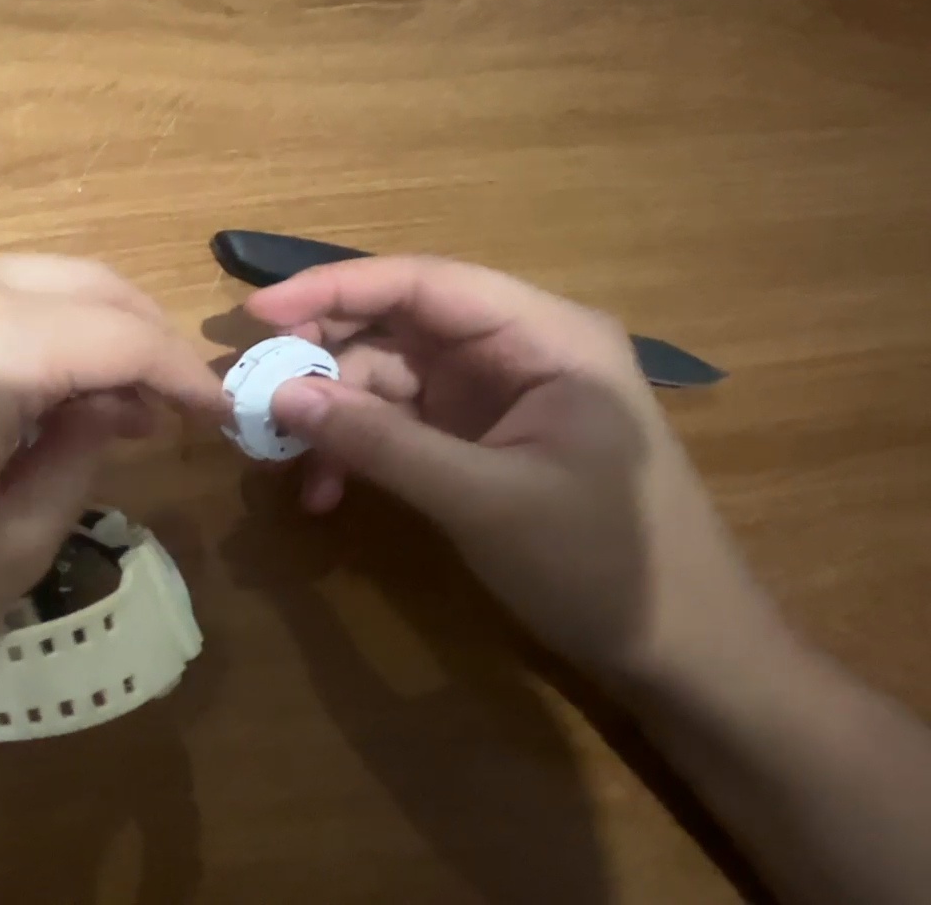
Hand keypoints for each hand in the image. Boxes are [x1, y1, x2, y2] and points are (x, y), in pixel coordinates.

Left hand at [0, 249, 223, 683]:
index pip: (125, 336)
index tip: (223, 418)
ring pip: (37, 283)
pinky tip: (36, 390)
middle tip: (171, 414)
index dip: (185, 377)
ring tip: (109, 411)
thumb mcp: (5, 546)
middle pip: (88, 287)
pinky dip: (31, 332)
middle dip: (143, 343)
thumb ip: (79, 459)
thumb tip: (111, 410)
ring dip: (88, 334)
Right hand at [246, 256, 782, 683]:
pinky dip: (349, 449)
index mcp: (543, 336)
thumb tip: (278, 396)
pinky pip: (388, 422)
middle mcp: (510, 350)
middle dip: (320, 359)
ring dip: (327, 417)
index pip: (423, 282)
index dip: (334, 288)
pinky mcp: (467, 435)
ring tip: (281, 462)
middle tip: (256, 393)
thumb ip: (378, 442)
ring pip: (379, 377)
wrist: (680, 653)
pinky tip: (321, 492)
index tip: (257, 313)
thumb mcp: (481, 500)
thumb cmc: (603, 564)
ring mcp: (486, 394)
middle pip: (392, 326)